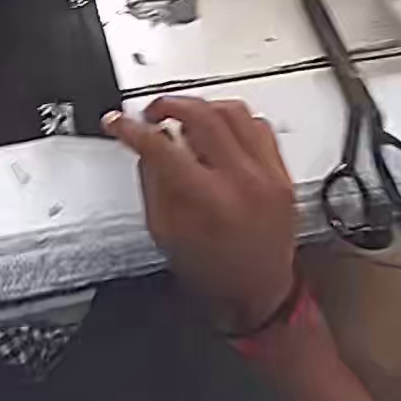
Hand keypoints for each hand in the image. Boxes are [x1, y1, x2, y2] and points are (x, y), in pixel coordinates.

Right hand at [103, 97, 297, 331]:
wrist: (261, 295)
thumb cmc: (214, 272)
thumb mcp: (165, 231)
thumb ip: (153, 181)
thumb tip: (146, 145)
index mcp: (208, 200)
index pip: (161, 146)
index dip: (132, 129)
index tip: (118, 122)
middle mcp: (243, 182)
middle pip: (201, 115)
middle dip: (167, 105)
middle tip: (151, 113)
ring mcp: (268, 175)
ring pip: (232, 111)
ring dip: (201, 107)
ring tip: (184, 118)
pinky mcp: (282, 174)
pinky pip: (259, 125)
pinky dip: (232, 119)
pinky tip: (218, 128)